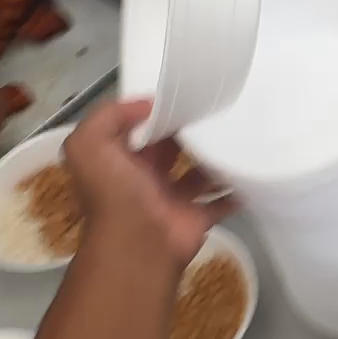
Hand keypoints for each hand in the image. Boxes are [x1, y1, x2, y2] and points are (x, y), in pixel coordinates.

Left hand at [63, 100, 232, 271]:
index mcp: (122, 161)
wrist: (139, 244)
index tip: (187, 94)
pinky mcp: (196, 217)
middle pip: (172, 148)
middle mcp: (146, 178)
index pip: (141, 129)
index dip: (159, 112)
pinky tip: (248, 174)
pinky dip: (234, 193)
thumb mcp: (90, 145)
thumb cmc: (116, 193)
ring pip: (198, 173)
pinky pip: (219, 203)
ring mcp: (172, 199)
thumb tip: (148, 105)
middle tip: (219, 111)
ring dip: (215, 159)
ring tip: (238, 136)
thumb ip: (108, 116)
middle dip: (191, 132)